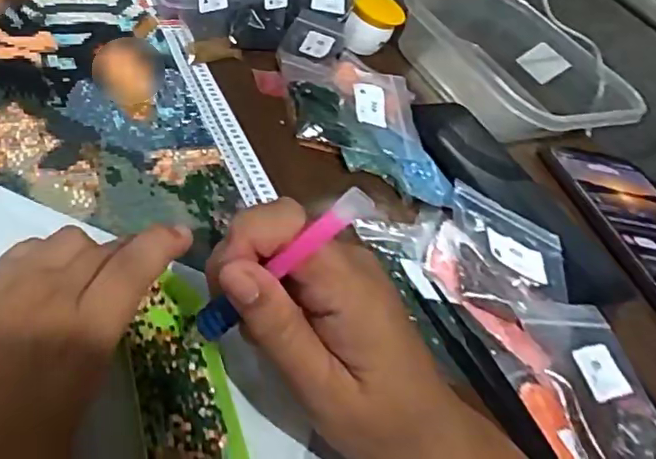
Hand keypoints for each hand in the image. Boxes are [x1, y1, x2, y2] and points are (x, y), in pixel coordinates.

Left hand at [0, 224, 190, 458]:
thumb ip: (96, 406)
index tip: (181, 232)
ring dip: (85, 254)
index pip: (130, 269)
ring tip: (91, 283)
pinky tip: (44, 287)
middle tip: (137, 276)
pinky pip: (29, 250)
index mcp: (81, 334)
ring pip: (63, 242)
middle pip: (97, 248)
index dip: (159, 244)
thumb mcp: (60, 446)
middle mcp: (51, 292)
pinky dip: (49, 258)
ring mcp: (12, 279)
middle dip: (124, 254)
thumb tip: (127, 404)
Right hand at [207, 199, 518, 458]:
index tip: (224, 289)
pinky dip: (265, 276)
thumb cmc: (378, 420)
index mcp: (345, 278)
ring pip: (276, 233)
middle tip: (227, 308)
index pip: (283, 219)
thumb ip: (277, 327)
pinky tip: (270, 318)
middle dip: (239, 253)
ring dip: (248, 266)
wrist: (431, 437)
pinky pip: (288, 253)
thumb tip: (231, 270)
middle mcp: (345, 253)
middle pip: (275, 220)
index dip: (243, 240)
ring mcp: (343, 259)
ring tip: (249, 321)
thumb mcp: (320, 388)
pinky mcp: (337, 271)